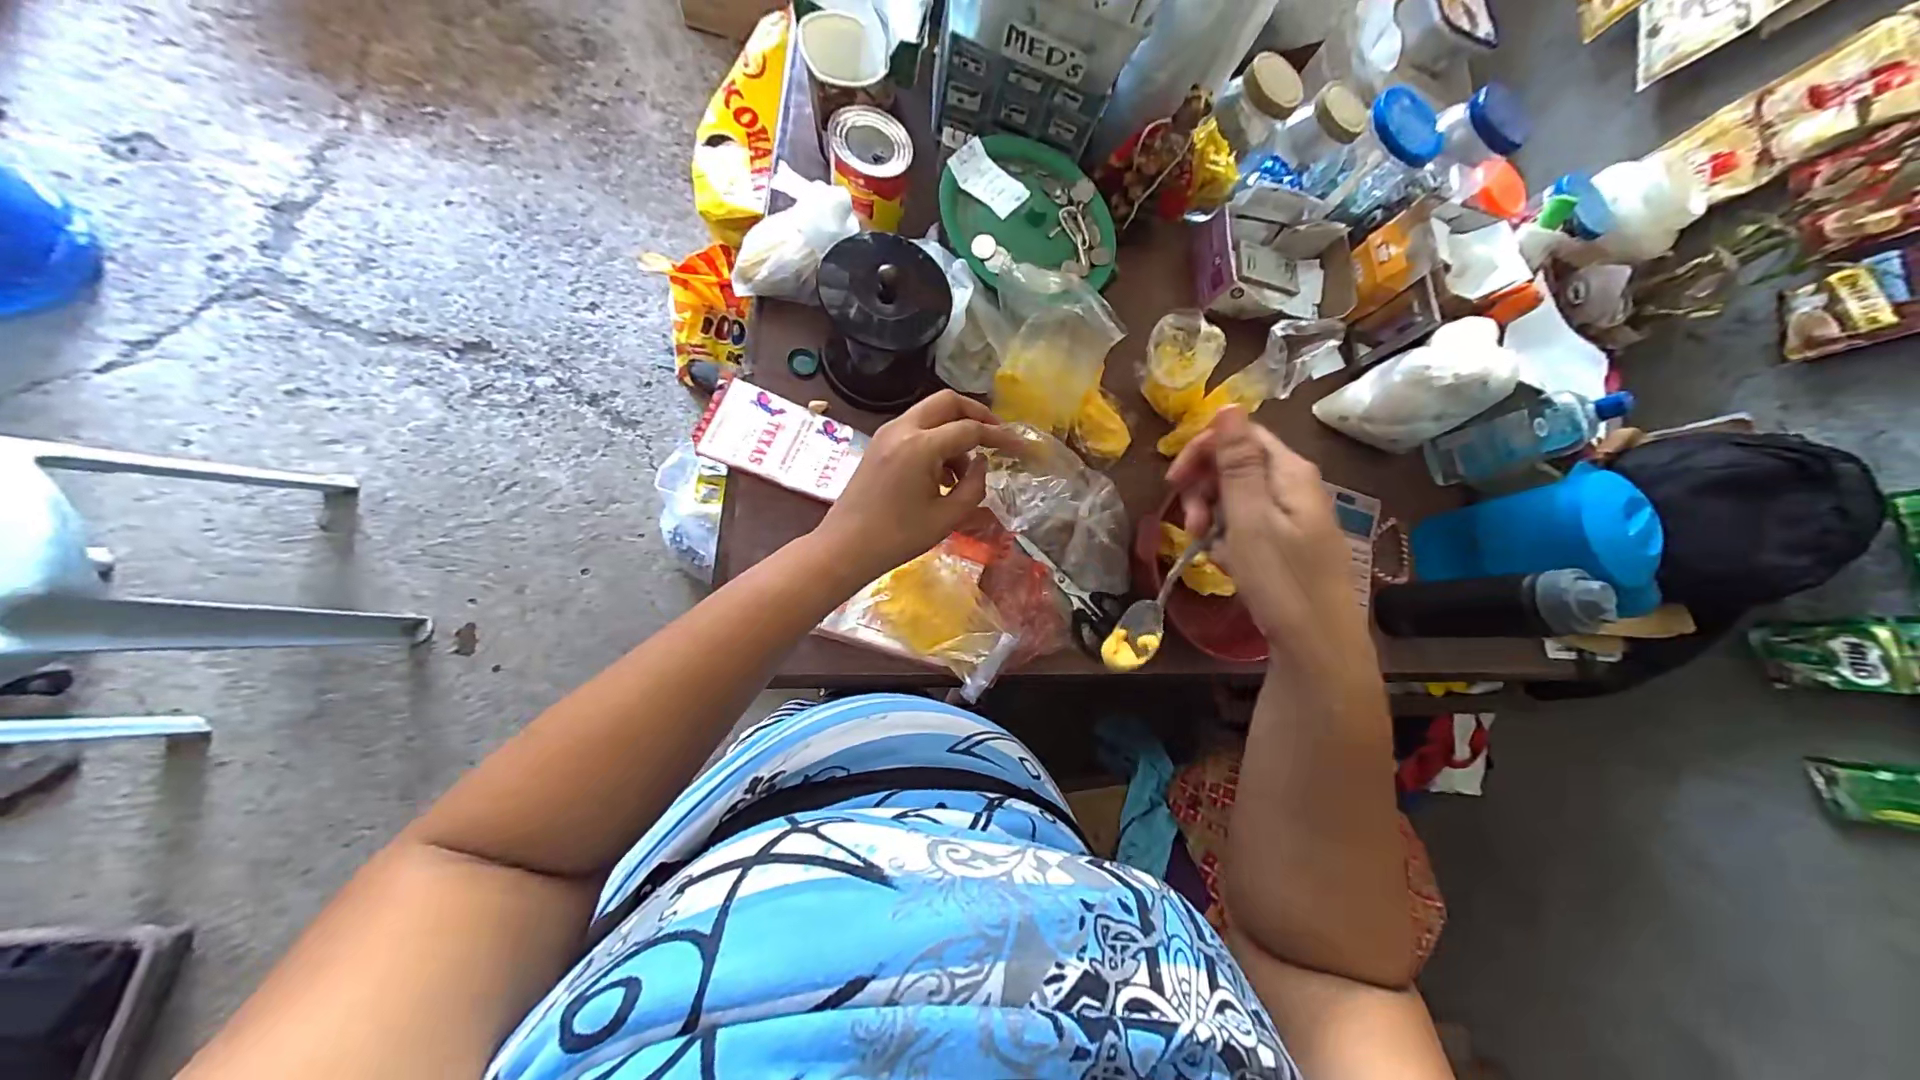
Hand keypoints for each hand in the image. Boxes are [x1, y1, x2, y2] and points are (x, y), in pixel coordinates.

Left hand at [815, 391, 1021, 581]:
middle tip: (995, 437)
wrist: (845, 547)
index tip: (1020, 445)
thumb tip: (982, 463)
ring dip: (954, 430)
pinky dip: (935, 439)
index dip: (1000, 436)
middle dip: (976, 414)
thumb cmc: (897, 538)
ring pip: (930, 413)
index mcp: (920, 446)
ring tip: (965, 471)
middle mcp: (902, 429)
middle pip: (947, 402)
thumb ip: (974, 486)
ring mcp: (887, 433)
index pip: (970, 429)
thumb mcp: (946, 518)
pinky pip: (915, 428)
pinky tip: (941, 475)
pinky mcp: (879, 444)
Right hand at [1165, 407, 1372, 663]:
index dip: (1202, 450)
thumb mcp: (1250, 518)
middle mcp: (1294, 486)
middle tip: (1188, 524)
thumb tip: (1229, 405)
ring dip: (1211, 515)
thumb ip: (1237, 462)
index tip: (1172, 482)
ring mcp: (1292, 516)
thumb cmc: (1280, 579)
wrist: (1317, 644)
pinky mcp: (1287, 544)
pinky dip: (1227, 537)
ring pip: (1237, 497)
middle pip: (1236, 464)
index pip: (1240, 434)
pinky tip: (1221, 560)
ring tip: (1202, 546)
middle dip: (1203, 488)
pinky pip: (1247, 525)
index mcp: (1289, 472)